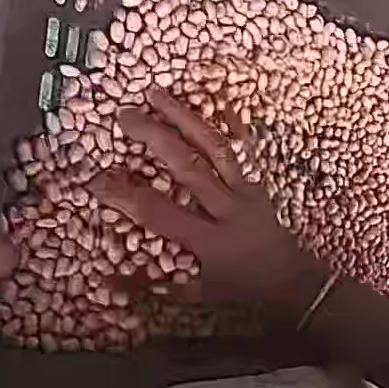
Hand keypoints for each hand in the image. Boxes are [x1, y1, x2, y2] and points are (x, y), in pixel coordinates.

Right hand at [89, 90, 326, 321]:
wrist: (293, 282)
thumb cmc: (242, 290)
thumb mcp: (198, 293)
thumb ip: (155, 285)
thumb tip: (108, 280)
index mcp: (210, 240)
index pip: (159, 213)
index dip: (124, 196)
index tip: (95, 179)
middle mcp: (228, 209)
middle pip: (188, 167)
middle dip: (155, 137)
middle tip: (125, 116)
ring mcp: (246, 191)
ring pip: (215, 148)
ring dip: (185, 118)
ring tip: (157, 94)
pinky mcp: (257, 182)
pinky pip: (242, 147)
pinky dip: (229, 119)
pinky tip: (217, 94)